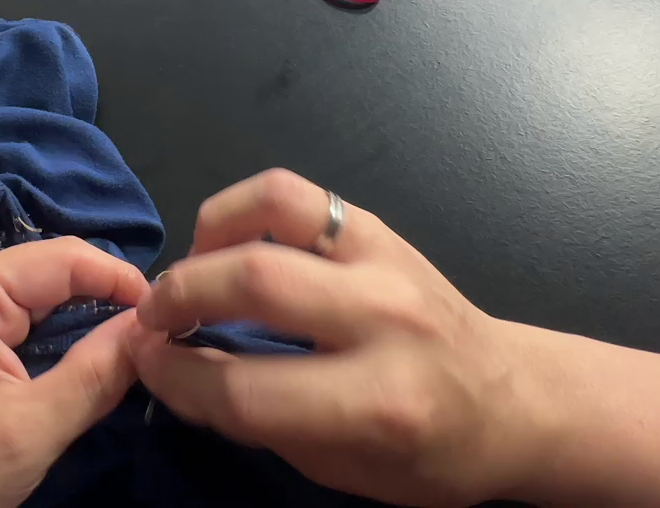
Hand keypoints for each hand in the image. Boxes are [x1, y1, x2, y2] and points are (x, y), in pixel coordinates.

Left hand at [0, 237, 149, 507]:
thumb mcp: (30, 429)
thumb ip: (96, 374)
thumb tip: (155, 326)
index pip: (67, 258)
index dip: (122, 279)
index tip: (169, 316)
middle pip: (61, 266)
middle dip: (111, 294)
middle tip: (160, 332)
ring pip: (54, 286)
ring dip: (96, 311)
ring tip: (140, 340)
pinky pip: (38, 308)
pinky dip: (72, 327)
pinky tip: (99, 350)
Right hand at [127, 169, 555, 507]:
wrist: (511, 398)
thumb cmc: (426, 452)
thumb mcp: (341, 467)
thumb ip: (256, 417)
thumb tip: (175, 364)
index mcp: (378, 404)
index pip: (245, 390)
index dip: (177, 378)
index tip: (148, 364)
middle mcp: (382, 319)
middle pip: (254, 282)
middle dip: (179, 296)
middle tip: (153, 313)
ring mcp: (381, 258)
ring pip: (273, 209)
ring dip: (208, 234)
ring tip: (193, 264)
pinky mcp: (374, 224)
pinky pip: (290, 192)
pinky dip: (242, 207)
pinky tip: (228, 239)